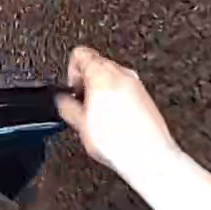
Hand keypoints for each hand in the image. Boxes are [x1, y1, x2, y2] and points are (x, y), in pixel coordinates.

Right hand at [55, 46, 184, 178]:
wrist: (148, 156)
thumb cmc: (117, 141)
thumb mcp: (79, 124)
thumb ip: (66, 105)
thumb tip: (62, 100)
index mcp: (100, 73)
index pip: (80, 53)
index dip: (71, 71)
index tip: (72, 88)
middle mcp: (120, 72)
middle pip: (97, 64)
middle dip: (86, 81)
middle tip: (83, 103)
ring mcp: (135, 83)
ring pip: (112, 76)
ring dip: (102, 90)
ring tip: (99, 115)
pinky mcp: (145, 95)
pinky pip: (125, 88)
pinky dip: (117, 97)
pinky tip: (114, 120)